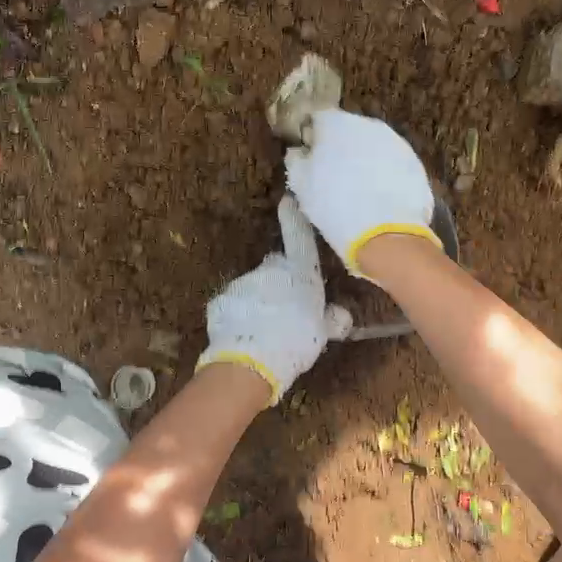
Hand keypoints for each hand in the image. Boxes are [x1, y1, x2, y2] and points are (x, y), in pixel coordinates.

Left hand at [197, 195, 353, 404]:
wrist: (251, 361)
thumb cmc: (296, 344)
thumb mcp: (322, 334)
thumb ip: (331, 320)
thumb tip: (340, 315)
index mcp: (299, 274)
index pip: (299, 238)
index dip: (294, 219)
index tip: (287, 200)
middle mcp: (270, 270)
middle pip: (276, 268)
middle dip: (280, 281)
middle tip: (287, 310)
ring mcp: (242, 282)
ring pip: (254, 287)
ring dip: (260, 301)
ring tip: (266, 331)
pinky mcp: (221, 299)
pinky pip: (234, 304)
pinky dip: (240, 315)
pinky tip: (246, 336)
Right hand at [283, 109, 441, 275]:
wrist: (385, 234)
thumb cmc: (334, 206)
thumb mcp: (302, 187)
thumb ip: (297, 162)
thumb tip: (299, 152)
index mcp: (337, 125)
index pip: (319, 119)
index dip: (312, 136)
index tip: (309, 156)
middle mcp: (368, 125)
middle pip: (348, 130)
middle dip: (339, 146)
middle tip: (331, 173)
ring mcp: (396, 143)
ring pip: (372, 145)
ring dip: (363, 159)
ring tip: (356, 187)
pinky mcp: (415, 163)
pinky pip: (391, 163)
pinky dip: (383, 173)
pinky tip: (377, 196)